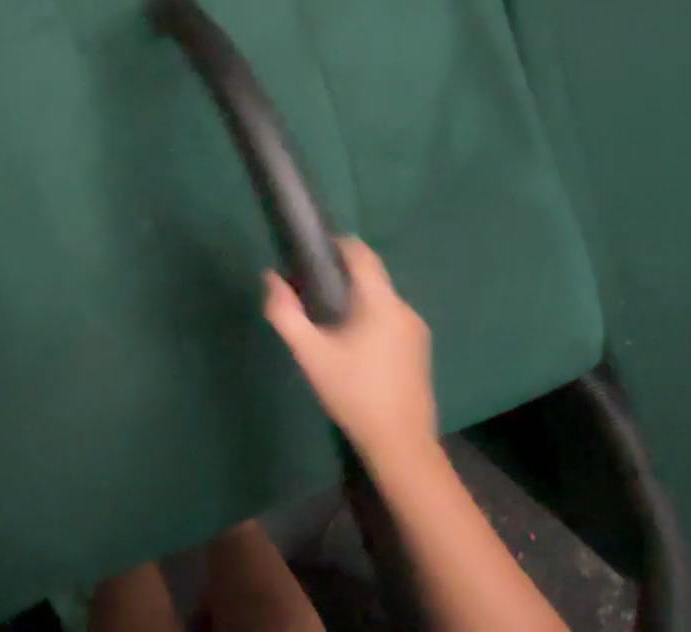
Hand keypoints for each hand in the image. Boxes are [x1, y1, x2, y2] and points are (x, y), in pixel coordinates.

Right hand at [264, 237, 435, 462]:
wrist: (401, 444)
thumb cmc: (354, 394)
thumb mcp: (311, 355)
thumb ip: (286, 314)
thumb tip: (270, 278)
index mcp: (381, 303)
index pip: (362, 254)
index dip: (338, 245)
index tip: (312, 250)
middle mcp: (405, 309)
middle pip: (371, 277)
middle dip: (341, 276)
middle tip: (309, 289)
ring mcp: (417, 331)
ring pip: (381, 300)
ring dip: (355, 299)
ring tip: (326, 319)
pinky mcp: (420, 350)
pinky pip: (391, 319)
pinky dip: (370, 318)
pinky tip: (351, 344)